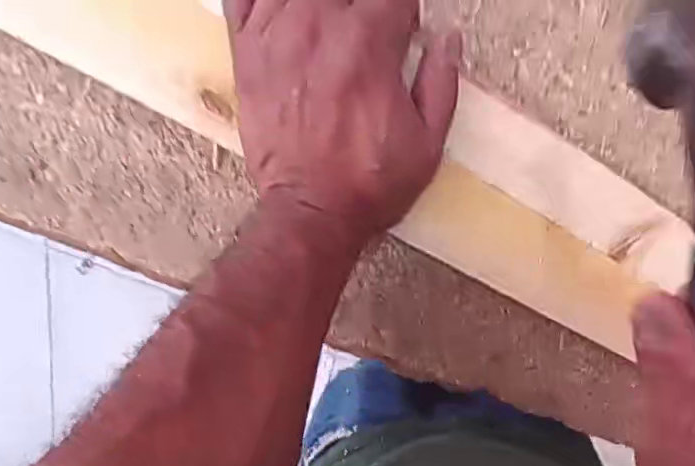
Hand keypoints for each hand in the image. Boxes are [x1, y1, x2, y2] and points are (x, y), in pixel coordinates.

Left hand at [224, 0, 460, 243]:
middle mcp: (320, 24)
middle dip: (361, 10)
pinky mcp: (247, 53)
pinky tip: (287, 20)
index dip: (403, 14)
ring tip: (329, 33)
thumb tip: (446, 42)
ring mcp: (277, 34)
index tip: (402, 34)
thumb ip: (440, 86)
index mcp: (369, 42)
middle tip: (364, 39)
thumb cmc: (367, 187)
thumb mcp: (426, 148)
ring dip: (321, 8)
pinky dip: (265, 2)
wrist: (313, 215)